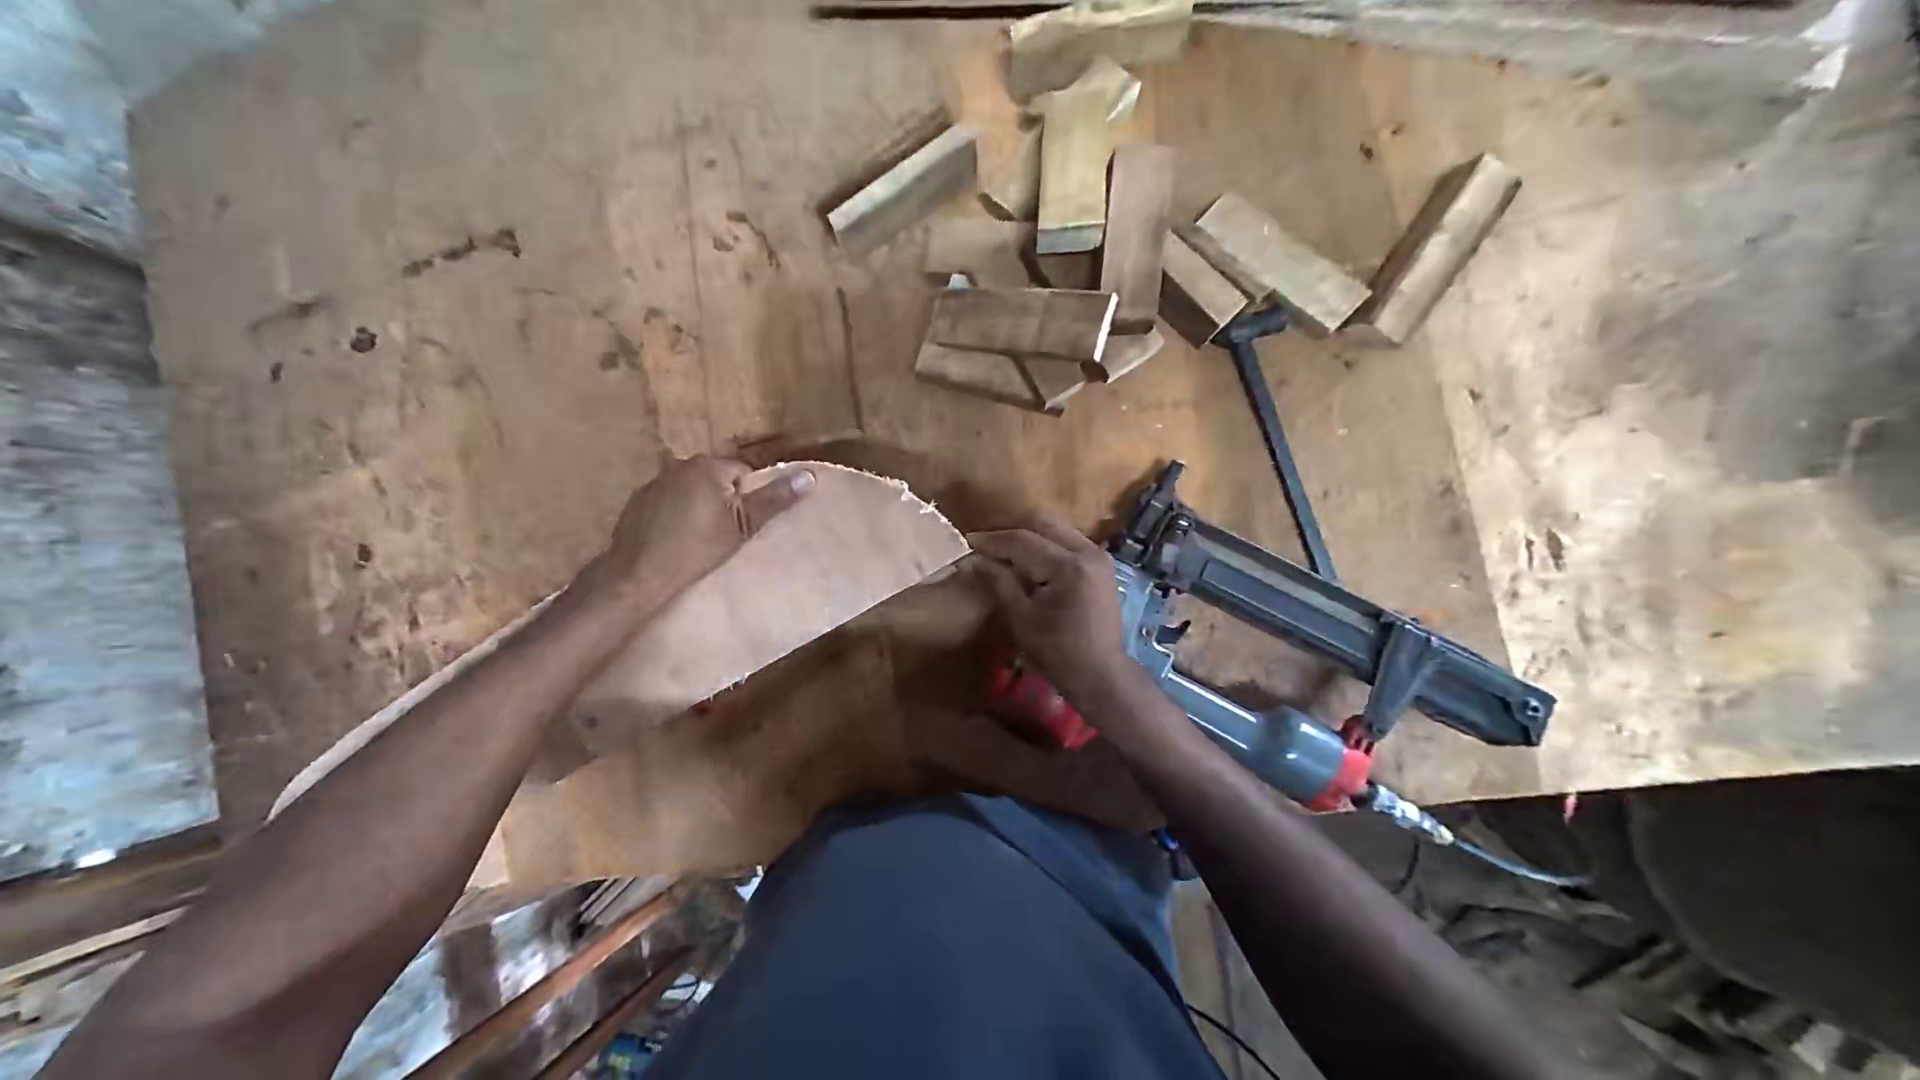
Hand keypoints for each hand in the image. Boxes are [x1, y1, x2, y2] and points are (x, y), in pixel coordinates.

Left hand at [585, 456, 813, 605]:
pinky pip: (668, 504)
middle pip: (716, 480)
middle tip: (728, 534)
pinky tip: (677, 542)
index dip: (749, 498)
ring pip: (690, 492)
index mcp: (705, 466)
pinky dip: (675, 517)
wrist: (638, 577)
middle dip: (724, 501)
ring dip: (698, 508)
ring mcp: (652, 484)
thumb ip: (774, 499)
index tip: (747, 524)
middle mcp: (677, 466)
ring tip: (702, 540)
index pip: (742, 472)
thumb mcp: (743, 526)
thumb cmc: (696, 549)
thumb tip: (808, 475)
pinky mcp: (636, 505)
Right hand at [968, 517, 1136, 712]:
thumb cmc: (1056, 651)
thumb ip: (999, 581)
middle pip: (1043, 525)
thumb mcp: (1021, 617)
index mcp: (1068, 566)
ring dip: (1030, 539)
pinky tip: (1030, 564)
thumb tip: (974, 558)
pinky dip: (1047, 547)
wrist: (1099, 674)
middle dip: (1012, 534)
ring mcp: (1099, 556)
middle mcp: (1088, 552)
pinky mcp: (1101, 565)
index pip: (1023, 541)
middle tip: (986, 547)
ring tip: (1005, 555)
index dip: (992, 540)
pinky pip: (1068, 543)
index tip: (967, 541)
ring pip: (1057, 531)